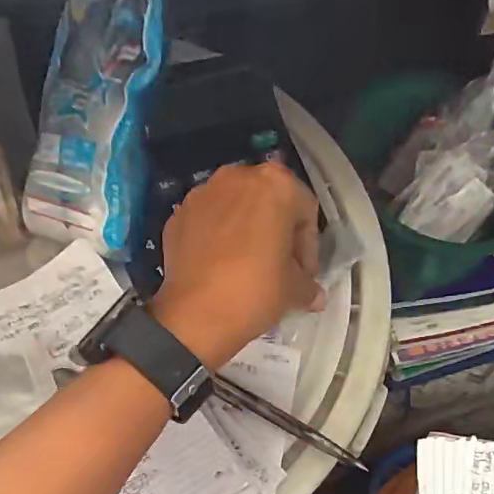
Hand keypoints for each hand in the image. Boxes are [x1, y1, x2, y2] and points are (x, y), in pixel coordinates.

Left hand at [149, 161, 320, 366]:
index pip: (305, 211)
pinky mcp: (178, 216)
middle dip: (276, 234)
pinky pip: (207, 223)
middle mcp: (237, 177)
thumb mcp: (293, 291)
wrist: (195, 316)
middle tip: (279, 269)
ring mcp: (202, 193)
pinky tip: (220, 269)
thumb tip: (316, 296)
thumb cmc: (255, 291)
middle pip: (268, 203)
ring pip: (235, 209)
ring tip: (247, 268)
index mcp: (276, 184)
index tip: (305, 275)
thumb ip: (308, 286)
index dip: (308, 248)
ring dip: (246, 233)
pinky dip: (217, 240)